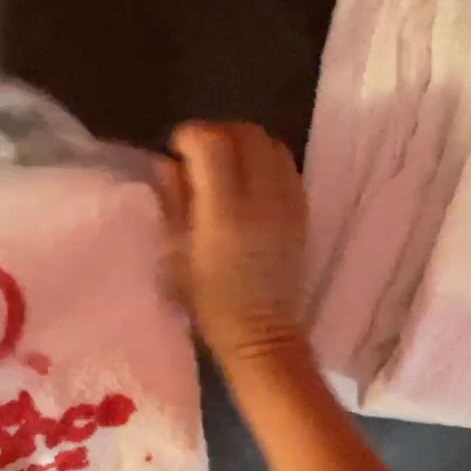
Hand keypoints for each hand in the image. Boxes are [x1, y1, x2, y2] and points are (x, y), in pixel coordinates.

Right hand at [158, 121, 308, 365]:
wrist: (262, 336)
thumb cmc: (212, 305)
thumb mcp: (179, 257)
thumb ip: (174, 204)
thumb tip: (167, 165)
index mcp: (225, 213)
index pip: (211, 143)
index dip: (190, 136)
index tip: (177, 151)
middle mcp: (261, 200)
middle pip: (244, 133)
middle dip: (218, 134)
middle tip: (200, 156)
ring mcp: (287, 204)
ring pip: (270, 143)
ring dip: (244, 144)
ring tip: (227, 166)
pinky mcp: (302, 212)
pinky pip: (287, 165)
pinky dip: (266, 161)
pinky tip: (251, 182)